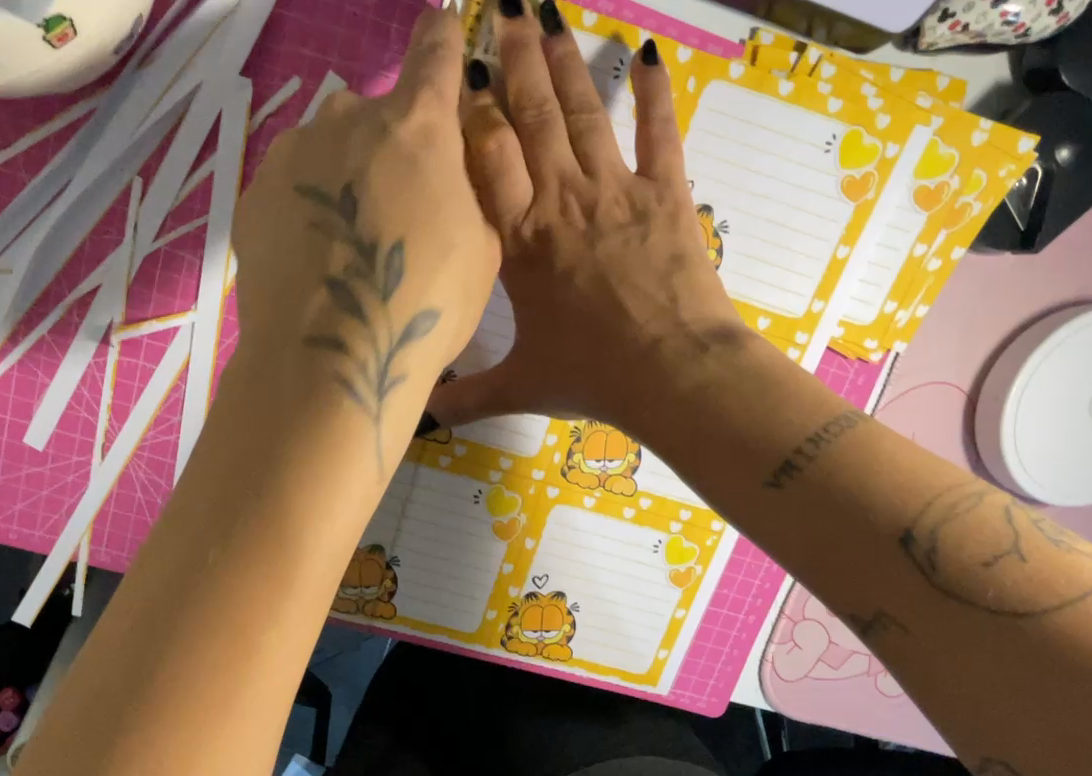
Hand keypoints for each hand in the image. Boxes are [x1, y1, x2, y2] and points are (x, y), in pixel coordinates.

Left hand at [231, 6, 499, 448]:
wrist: (329, 358)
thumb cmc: (424, 306)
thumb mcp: (482, 249)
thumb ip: (468, 189)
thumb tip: (449, 165)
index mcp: (418, 124)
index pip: (434, 49)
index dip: (442, 40)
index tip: (441, 34)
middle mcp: (350, 119)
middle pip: (376, 110)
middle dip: (390, 144)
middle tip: (395, 208)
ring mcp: (293, 153)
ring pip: (326, 145)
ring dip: (342, 172)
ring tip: (346, 240)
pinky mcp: (254, 193)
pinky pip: (290, 182)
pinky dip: (304, 204)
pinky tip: (312, 254)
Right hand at [428, 3, 764, 438]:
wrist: (674, 374)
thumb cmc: (592, 377)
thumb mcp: (521, 386)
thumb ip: (467, 398)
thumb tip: (418, 419)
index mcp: (520, 244)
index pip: (485, 161)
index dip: (470, 114)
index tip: (456, 76)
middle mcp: (561, 202)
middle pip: (531, 119)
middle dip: (514, 62)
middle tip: (500, 12)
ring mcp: (616, 192)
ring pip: (583, 114)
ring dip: (565, 65)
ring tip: (547, 18)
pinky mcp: (667, 194)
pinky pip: (659, 132)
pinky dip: (654, 93)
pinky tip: (645, 54)